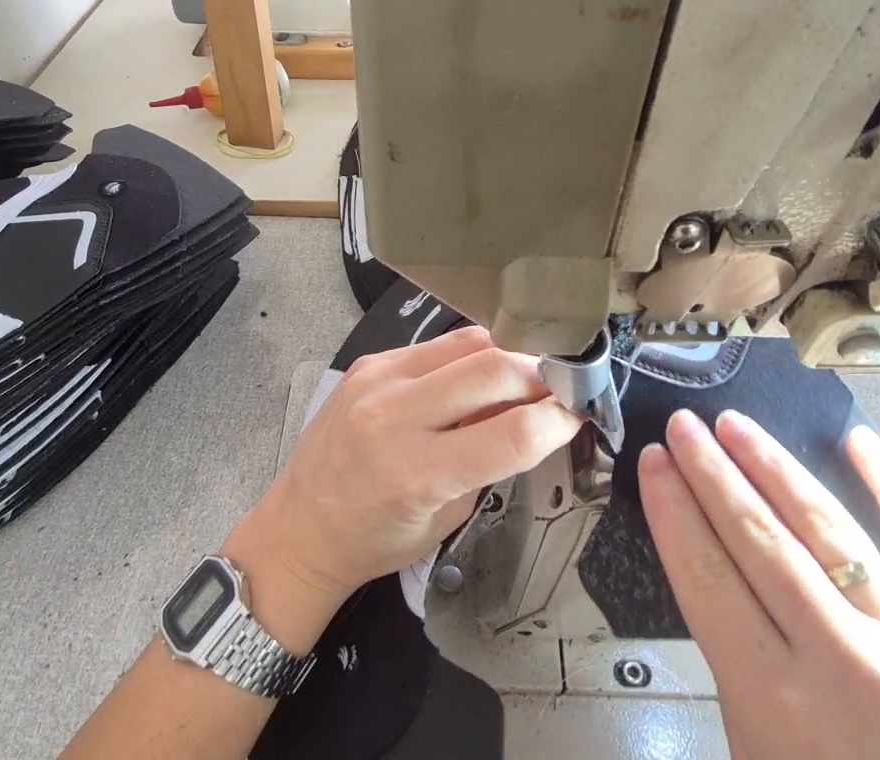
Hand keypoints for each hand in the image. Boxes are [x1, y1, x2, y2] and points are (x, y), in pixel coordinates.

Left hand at [226, 326, 584, 611]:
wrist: (301, 525)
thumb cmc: (376, 539)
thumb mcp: (446, 518)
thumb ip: (489, 462)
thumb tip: (535, 414)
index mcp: (417, 474)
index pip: (510, 434)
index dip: (557, 419)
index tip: (578, 412)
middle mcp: (394, 417)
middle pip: (491, 368)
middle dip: (538, 375)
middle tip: (557, 387)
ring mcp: (376, 381)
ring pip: (466, 342)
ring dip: (505, 356)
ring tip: (521, 376)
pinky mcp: (368, 362)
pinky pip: (435, 346)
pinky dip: (465, 357)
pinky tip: (473, 377)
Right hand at [639, 409, 879, 759]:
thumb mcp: (758, 752)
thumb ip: (738, 667)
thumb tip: (718, 570)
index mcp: (776, 703)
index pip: (707, 578)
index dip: (673, 512)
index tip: (652, 464)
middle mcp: (842, 661)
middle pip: (759, 540)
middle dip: (711, 474)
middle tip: (683, 427)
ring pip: (827, 528)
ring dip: (773, 467)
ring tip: (735, 425)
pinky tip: (855, 440)